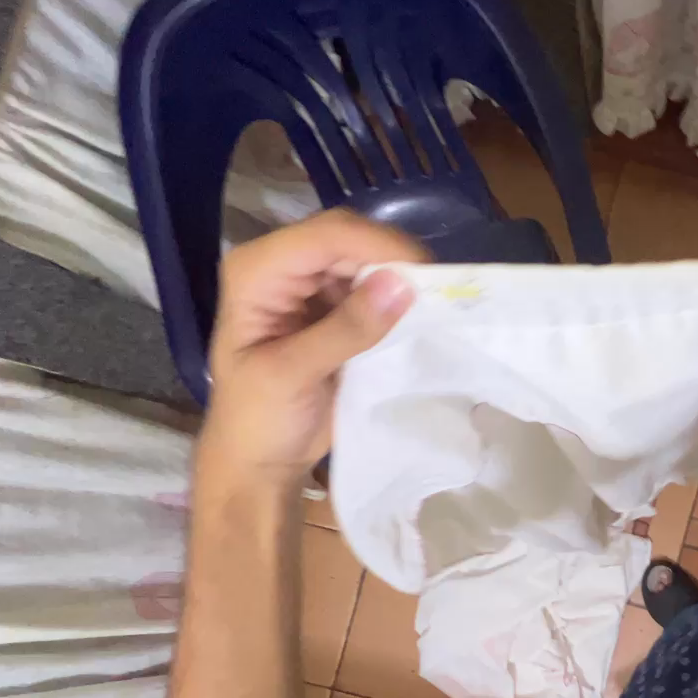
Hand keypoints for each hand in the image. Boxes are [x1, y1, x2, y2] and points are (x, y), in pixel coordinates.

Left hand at [199, 210, 425, 484]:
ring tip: (435, 306)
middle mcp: (282, 268)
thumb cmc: (260, 420)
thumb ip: (347, 329)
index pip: (326, 236)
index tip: (429, 278)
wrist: (261, 461)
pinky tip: (419, 317)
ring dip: (400, 278)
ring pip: (365, 260)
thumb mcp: (295, 374)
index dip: (379, 247)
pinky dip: (396, 299)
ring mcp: (309, 288)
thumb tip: (402, 285)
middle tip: (440, 292)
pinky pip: (372, 289)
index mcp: (258, 273)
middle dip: (393, 259)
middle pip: (348, 239)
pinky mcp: (333, 310)